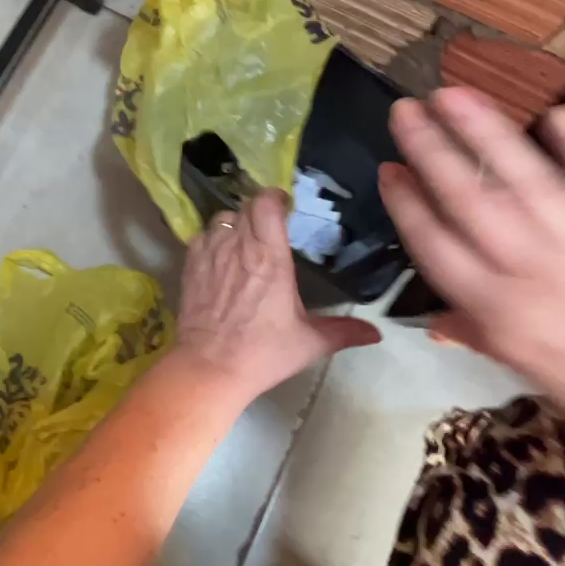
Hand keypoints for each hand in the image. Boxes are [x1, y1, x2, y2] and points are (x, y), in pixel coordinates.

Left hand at [170, 189, 381, 402]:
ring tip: (244, 241)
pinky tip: (220, 256)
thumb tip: (375, 333)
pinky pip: (201, 237)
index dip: (275, 198)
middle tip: (269, 227)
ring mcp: (210, 253)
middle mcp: (238, 246)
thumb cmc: (262, 352)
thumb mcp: (308, 342)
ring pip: (221, 219)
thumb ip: (343, 331)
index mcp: (269, 257)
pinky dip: (212, 239)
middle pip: (245, 207)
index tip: (285, 206)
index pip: (267, 204)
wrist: (210, 367)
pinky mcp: (190, 265)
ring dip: (234, 224)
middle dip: (259, 211)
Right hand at [380, 87, 564, 478]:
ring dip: (483, 132)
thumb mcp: (530, 378)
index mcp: (496, 311)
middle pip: (466, 198)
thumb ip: (479, 337)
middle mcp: (529, 271)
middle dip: (428, 150)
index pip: (433, 244)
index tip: (389, 170)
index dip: (405, 203)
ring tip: (453, 95)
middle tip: (406, 111)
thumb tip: (436, 320)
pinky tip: (561, 111)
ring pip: (522, 176)